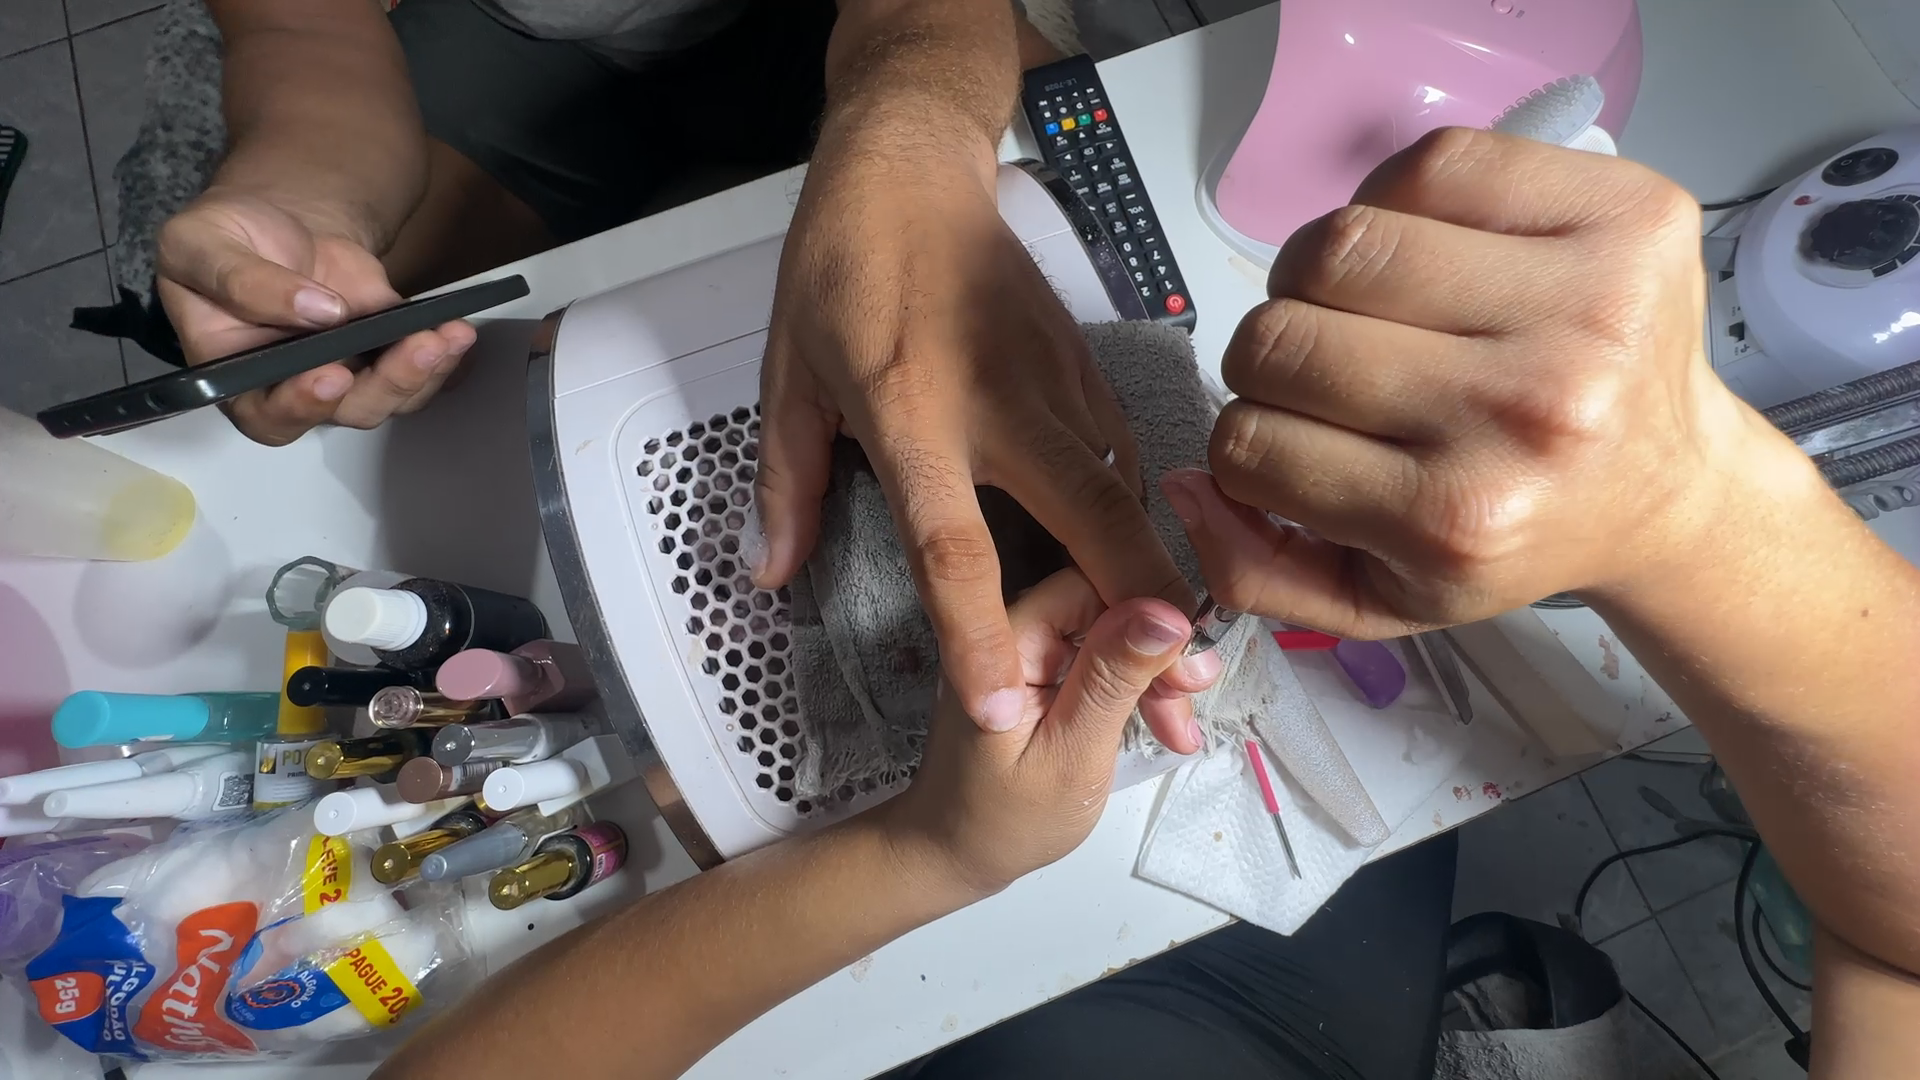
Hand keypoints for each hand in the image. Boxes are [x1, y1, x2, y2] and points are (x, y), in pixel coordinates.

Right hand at [156, 189, 475, 445]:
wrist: (289, 227)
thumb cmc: (229, 240)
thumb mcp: (202, 243)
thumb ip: (241, 280)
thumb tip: (315, 309)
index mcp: (236, 373)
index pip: (268, 415)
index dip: (302, 406)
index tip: (333, 374)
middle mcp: (299, 386)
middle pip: (352, 410)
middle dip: (391, 382)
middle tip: (419, 345)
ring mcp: (354, 376)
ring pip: (398, 397)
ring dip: (429, 370)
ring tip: (450, 333)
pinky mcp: (392, 359)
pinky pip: (427, 374)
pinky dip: (448, 358)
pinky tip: (458, 332)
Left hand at [755, 141, 1207, 742]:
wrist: (910, 166)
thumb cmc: (840, 272)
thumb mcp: (788, 377)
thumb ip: (787, 484)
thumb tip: (773, 572)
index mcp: (911, 418)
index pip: (952, 547)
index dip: (978, 637)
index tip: (1007, 715)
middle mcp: (1000, 408)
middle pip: (1089, 521)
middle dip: (1135, 607)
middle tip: (1168, 686)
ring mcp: (1054, 382)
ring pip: (1123, 490)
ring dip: (1151, 567)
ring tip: (1168, 641)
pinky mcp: (1082, 364)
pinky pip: (1118, 454)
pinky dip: (1132, 512)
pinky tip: (1129, 550)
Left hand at [878, 568, 1191, 895]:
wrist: (953, 852)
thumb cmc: (1006, 819)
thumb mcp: (1070, 753)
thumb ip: (1113, 680)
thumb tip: (1167, 611)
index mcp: (1008, 635)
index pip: (1089, 585)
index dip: (1148, 618)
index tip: (1190, 674)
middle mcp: (1012, 625)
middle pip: (1103, 605)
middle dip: (1155, 652)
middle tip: (1188, 708)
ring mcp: (1025, 647)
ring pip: (1108, 631)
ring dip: (1150, 673)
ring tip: (1177, 729)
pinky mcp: (1038, 669)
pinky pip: (1096, 657)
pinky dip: (1130, 686)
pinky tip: (1159, 720)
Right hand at [1162, 128, 1763, 636]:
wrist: (1660, 491)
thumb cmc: (1496, 548)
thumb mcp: (1363, 602)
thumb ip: (1249, 570)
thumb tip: (1180, 483)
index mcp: (1449, 517)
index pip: (1246, 444)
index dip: (1239, 443)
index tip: (1285, 447)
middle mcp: (1519, 411)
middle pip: (1276, 341)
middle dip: (1262, 360)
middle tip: (1312, 375)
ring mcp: (1581, 304)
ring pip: (1336, 247)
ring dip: (1309, 280)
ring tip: (1351, 313)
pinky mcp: (1623, 215)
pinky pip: (1431, 168)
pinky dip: (1389, 204)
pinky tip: (1413, 257)